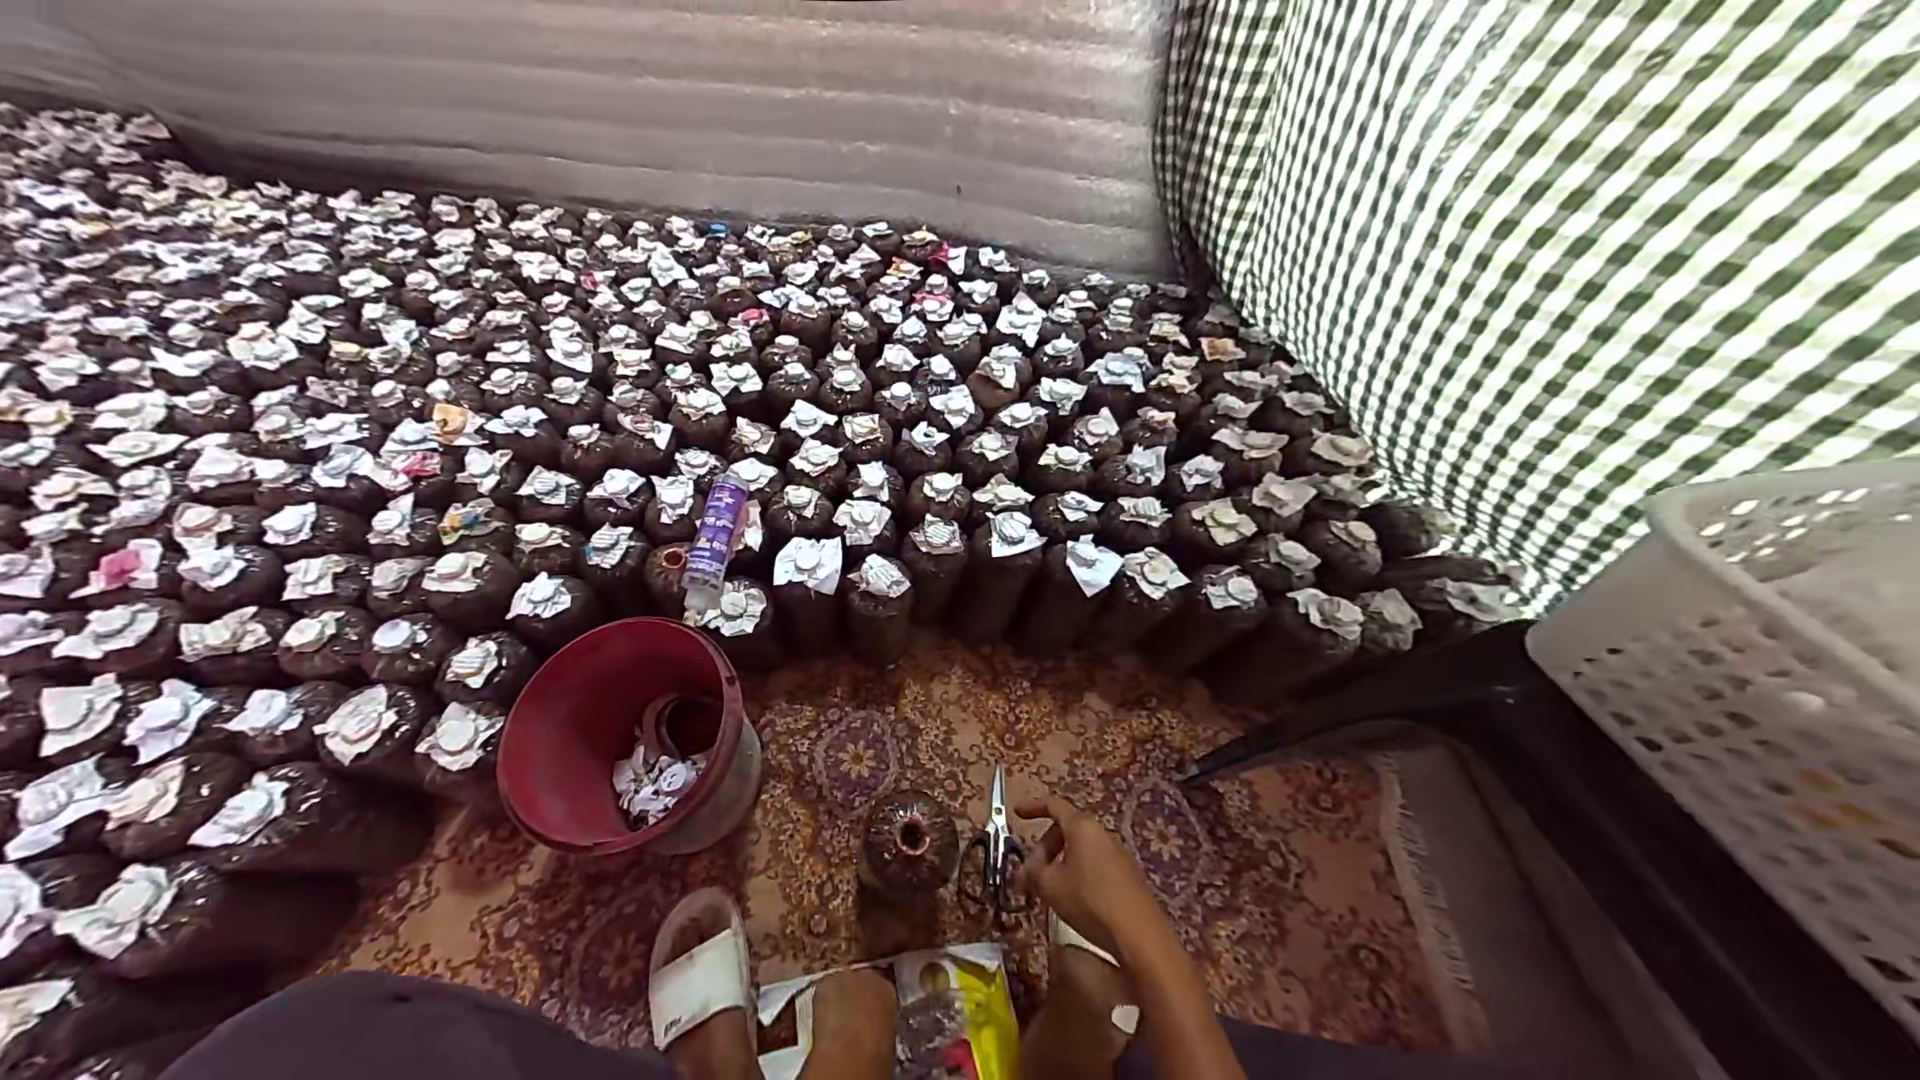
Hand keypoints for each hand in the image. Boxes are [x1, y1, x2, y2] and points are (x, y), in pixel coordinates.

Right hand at [1014, 793, 1168, 959]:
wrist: (1139, 934)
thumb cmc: (1089, 901)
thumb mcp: (1050, 886)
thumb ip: (1033, 870)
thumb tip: (1028, 865)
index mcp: (1082, 827)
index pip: (1053, 805)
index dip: (1033, 807)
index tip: (1018, 812)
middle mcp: (1101, 833)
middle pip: (1066, 828)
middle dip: (1045, 846)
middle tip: (1031, 871)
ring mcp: (1117, 853)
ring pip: (1080, 848)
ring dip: (1060, 862)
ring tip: (1049, 889)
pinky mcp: (1127, 874)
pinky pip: (1094, 863)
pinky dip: (1077, 872)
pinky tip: (1073, 898)